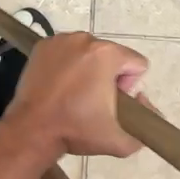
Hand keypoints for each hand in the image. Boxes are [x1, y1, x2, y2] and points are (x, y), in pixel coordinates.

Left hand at [2, 33, 145, 157]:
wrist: (32, 128)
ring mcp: (59, 40)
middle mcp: (84, 39)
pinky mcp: (41, 46)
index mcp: (106, 54)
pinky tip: (60, 84)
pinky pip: (66, 51)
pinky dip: (67, 63)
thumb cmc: (77, 130)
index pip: (137, 63)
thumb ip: (147, 121)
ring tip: (75, 93)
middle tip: (94, 99)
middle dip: (109, 75)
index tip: (113, 101)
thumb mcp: (122, 139)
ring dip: (88, 68)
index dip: (130, 85)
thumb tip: (144, 102)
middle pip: (112, 55)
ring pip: (88, 52)